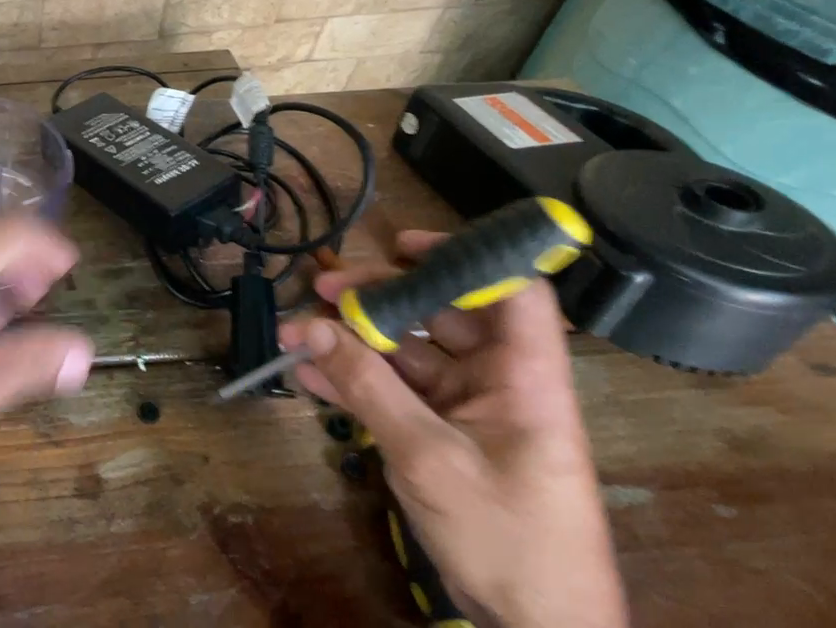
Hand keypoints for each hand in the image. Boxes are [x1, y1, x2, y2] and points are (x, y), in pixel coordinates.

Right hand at [278, 231, 628, 627]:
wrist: (537, 627)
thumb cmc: (507, 537)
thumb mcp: (427, 456)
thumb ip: (365, 386)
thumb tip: (307, 326)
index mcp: (525, 377)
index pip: (513, 291)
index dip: (467, 257)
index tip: (401, 246)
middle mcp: (499, 381)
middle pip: (443, 313)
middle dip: (380, 296)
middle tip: (322, 289)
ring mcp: (469, 409)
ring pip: (407, 351)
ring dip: (354, 339)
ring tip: (298, 331)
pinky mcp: (443, 434)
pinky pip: (393, 390)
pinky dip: (353, 380)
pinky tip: (306, 374)